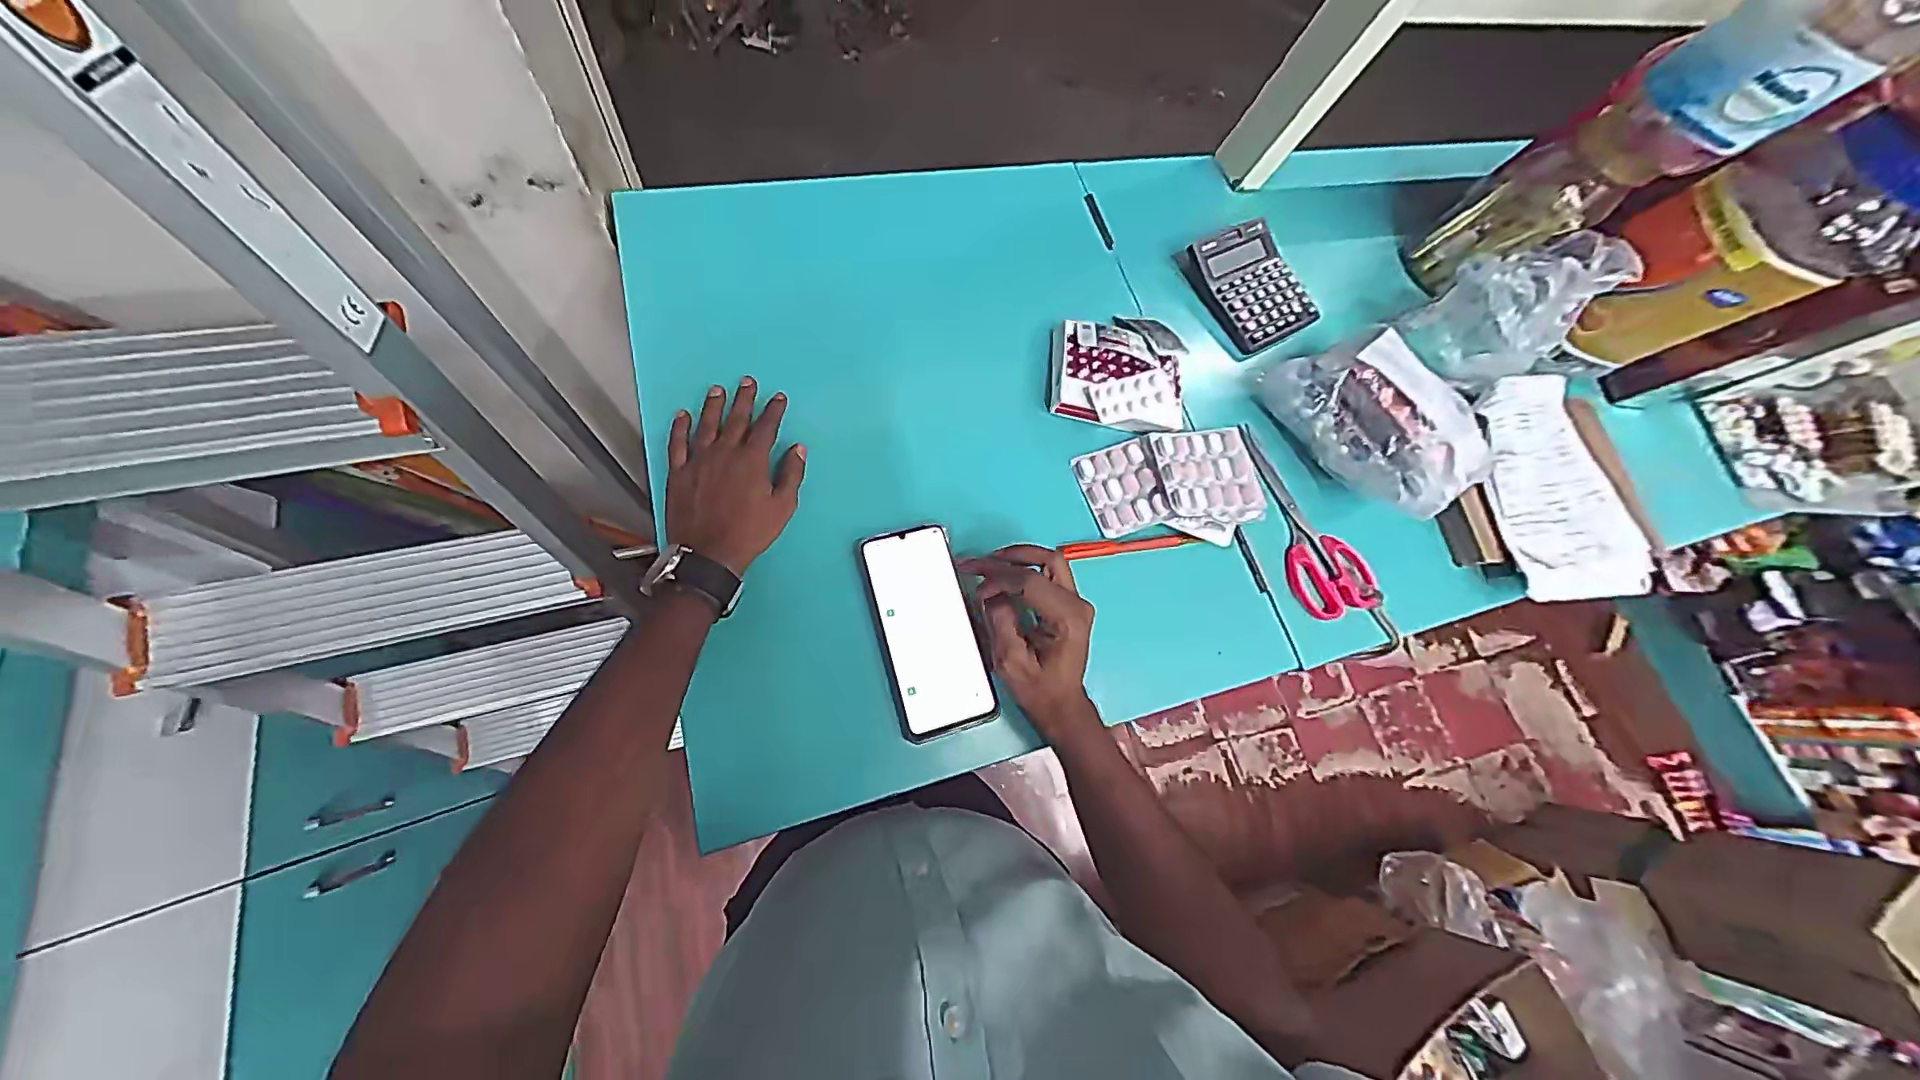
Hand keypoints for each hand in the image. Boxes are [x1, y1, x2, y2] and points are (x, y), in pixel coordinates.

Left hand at [666, 378, 805, 575]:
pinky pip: (678, 443)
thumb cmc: (748, 533)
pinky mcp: (679, 473)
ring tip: (718, 391)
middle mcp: (725, 453)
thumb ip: (791, 474)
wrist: (709, 553)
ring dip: (714, 406)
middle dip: (744, 399)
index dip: (773, 411)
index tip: (777, 399)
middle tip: (747, 383)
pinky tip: (682, 416)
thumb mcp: (782, 507)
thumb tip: (797, 451)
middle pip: (736, 419)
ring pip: (707, 424)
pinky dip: (680, 427)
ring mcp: (699, 461)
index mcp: (752, 461)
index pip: (766, 427)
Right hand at [958, 544, 1101, 744]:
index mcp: (1068, 618)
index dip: (1000, 580)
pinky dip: (1024, 569)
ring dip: (1018, 558)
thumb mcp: (1010, 660)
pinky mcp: (1068, 603)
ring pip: (1049, 561)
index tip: (980, 590)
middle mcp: (1077, 605)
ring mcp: (1076, 602)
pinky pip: (1047, 573)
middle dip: (1010, 557)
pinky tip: (1004, 574)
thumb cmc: (1040, 689)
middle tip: (982, 562)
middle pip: (1046, 560)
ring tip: (990, 564)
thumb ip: (1000, 621)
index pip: (1031, 581)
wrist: (1060, 703)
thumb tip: (991, 594)